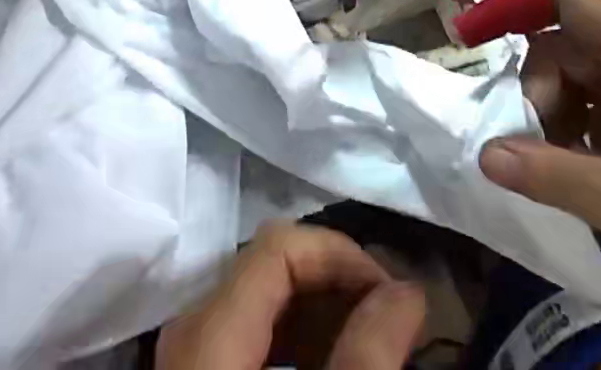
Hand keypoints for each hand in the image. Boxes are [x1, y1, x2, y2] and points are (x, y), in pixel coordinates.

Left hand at [156, 222, 426, 369]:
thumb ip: (367, 354)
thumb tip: (410, 289)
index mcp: (208, 322)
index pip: (279, 243)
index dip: (342, 254)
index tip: (394, 292)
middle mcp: (190, 322)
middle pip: (270, 263)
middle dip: (337, 280)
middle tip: (389, 317)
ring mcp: (189, 348)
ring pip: (262, 296)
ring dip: (321, 307)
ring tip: (368, 334)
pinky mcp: (198, 369)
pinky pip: (250, 328)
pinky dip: (296, 333)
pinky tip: (329, 355)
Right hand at [481, 0, 600, 369]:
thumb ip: (558, 176)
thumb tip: (483, 154)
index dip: (508, 9)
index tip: (465, 39)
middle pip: (573, 42)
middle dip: (542, 88)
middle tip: (530, 146)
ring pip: (595, 76)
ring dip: (569, 117)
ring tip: (570, 172)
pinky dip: (599, 133)